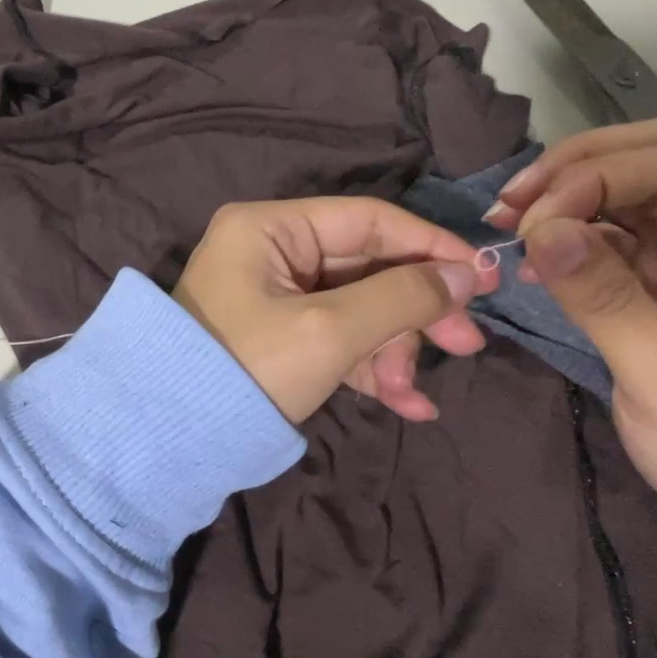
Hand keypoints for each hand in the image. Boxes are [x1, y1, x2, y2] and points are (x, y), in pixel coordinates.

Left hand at [172, 198, 493, 423]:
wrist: (173, 437)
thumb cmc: (249, 369)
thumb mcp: (329, 332)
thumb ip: (402, 298)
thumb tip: (466, 275)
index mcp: (267, 229)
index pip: (368, 220)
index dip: (430, 247)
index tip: (483, 280)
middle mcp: (267, 251)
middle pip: (367, 268)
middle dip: (414, 314)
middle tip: (465, 346)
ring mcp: (269, 296)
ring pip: (356, 310)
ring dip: (392, 352)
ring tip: (411, 397)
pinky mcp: (274, 338)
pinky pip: (334, 339)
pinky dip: (367, 367)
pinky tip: (404, 404)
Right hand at [487, 119, 656, 585]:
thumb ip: (605, 299)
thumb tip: (539, 229)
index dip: (594, 177)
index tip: (524, 221)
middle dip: (578, 171)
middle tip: (505, 207)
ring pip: (636, 200)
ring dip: (568, 202)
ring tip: (505, 226)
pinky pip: (622, 247)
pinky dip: (572, 242)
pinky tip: (533, 260)